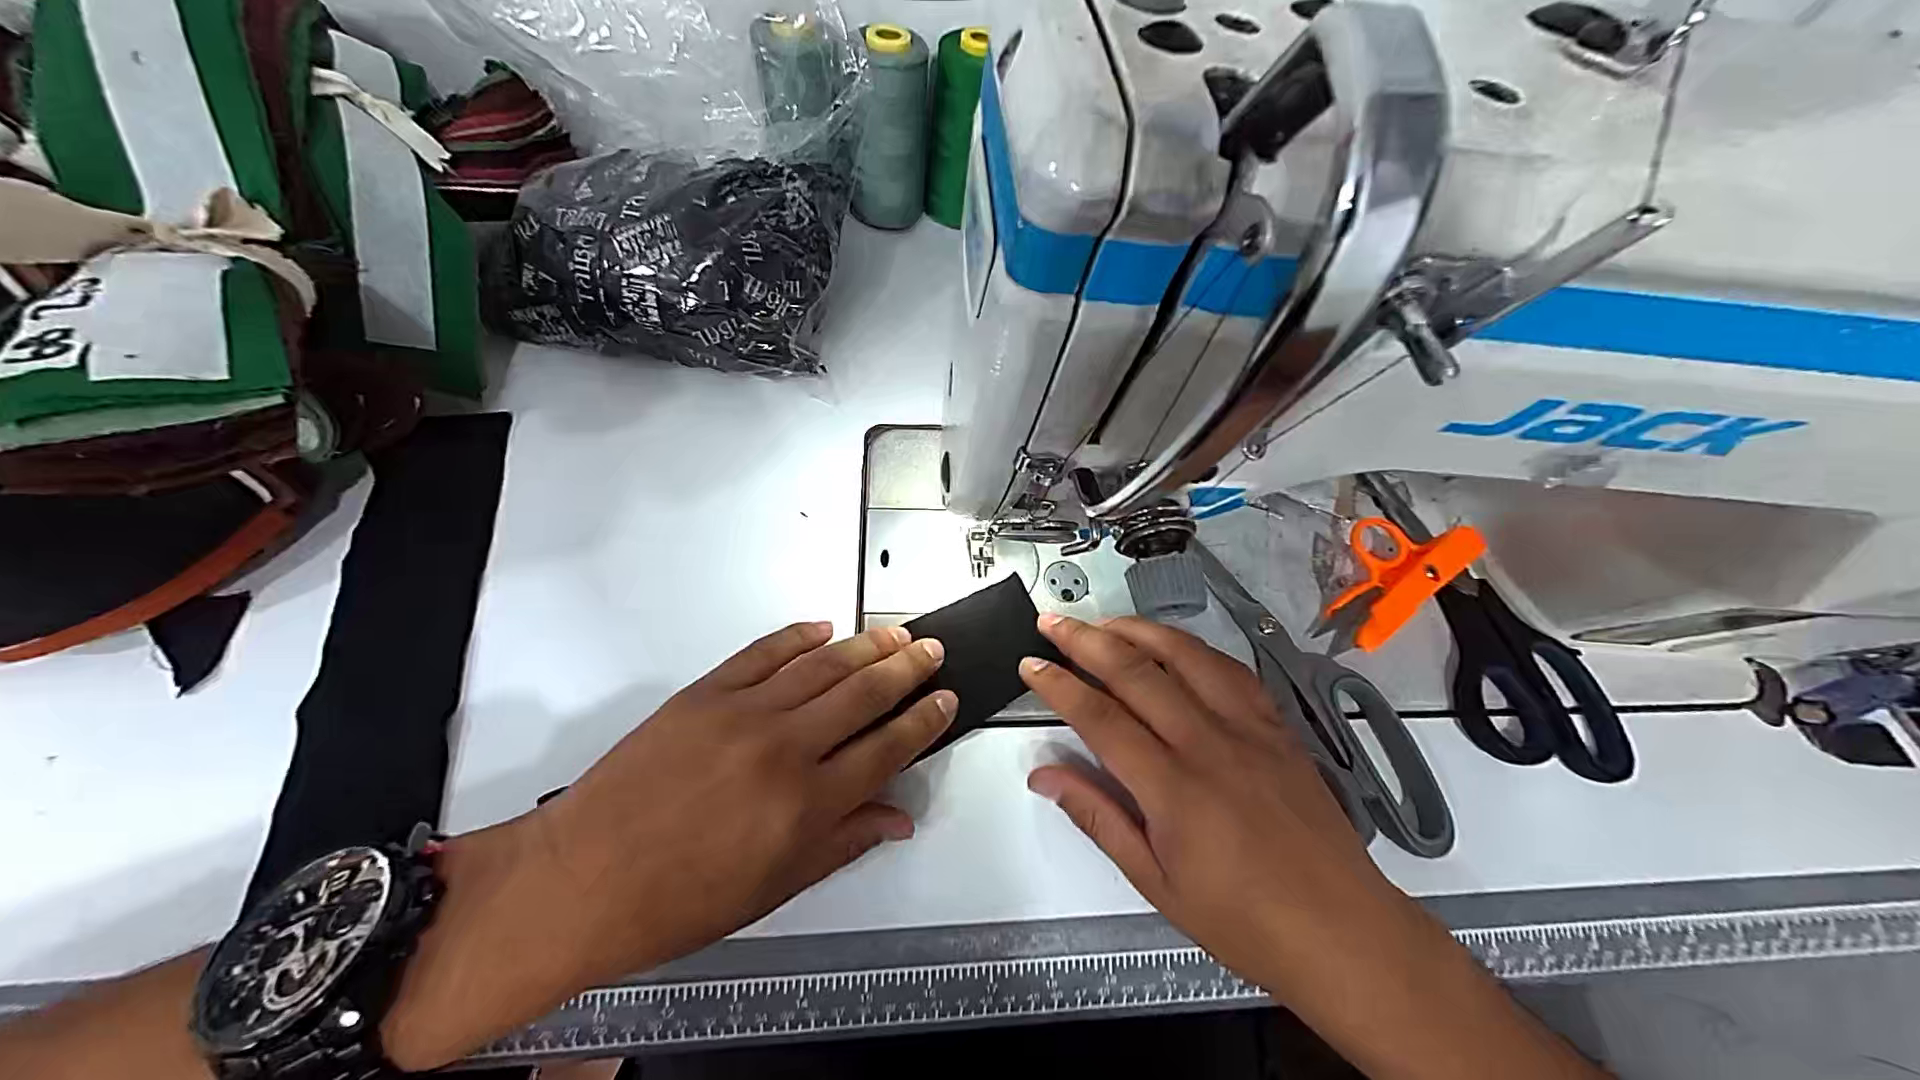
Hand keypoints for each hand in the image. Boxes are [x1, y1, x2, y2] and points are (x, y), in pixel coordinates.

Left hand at [383, 622, 954, 1067]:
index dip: (923, 721)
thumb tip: (897, 817)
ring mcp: (742, 712)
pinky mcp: (704, 693)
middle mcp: (783, 749)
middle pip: (863, 692)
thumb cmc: (681, 897)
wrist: (582, 879)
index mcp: (806, 804)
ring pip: (821, 664)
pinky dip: (797, 635)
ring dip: (865, 644)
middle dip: (906, 667)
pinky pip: (763, 652)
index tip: (944, 700)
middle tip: (931, 649)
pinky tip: (823, 626)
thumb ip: (844, 841)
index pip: (886, 748)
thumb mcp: (776, 885)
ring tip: (896, 632)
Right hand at [1018, 616, 1607, 1079]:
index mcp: (1174, 789)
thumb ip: (1098, 817)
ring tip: (1102, 619)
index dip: (1059, 685)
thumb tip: (1044, 775)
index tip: (1030, 664)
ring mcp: (1250, 729)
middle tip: (1051, 620)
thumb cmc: (1242, 920)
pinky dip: (1193, 648)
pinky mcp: (1278, 727)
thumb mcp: (1155, 882)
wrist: (1345, 933)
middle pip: (1138, 673)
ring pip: (1186, 657)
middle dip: (1086, 640)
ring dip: (1138, 630)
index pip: (1101, 717)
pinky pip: (1231, 671)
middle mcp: (1209, 745)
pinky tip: (1173, 643)